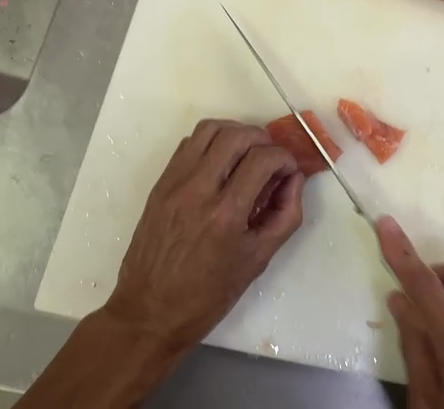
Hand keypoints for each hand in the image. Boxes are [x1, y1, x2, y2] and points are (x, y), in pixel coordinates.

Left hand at [103, 118, 305, 348]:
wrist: (148, 314)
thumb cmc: (208, 296)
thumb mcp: (257, 261)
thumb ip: (285, 216)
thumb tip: (294, 179)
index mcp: (225, 214)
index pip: (263, 159)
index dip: (284, 158)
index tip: (288, 172)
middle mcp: (198, 190)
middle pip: (237, 135)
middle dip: (263, 139)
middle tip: (270, 160)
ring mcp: (175, 183)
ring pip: (210, 129)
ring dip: (235, 133)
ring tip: (246, 154)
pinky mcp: (160, 184)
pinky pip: (188, 144)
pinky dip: (210, 143)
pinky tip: (219, 164)